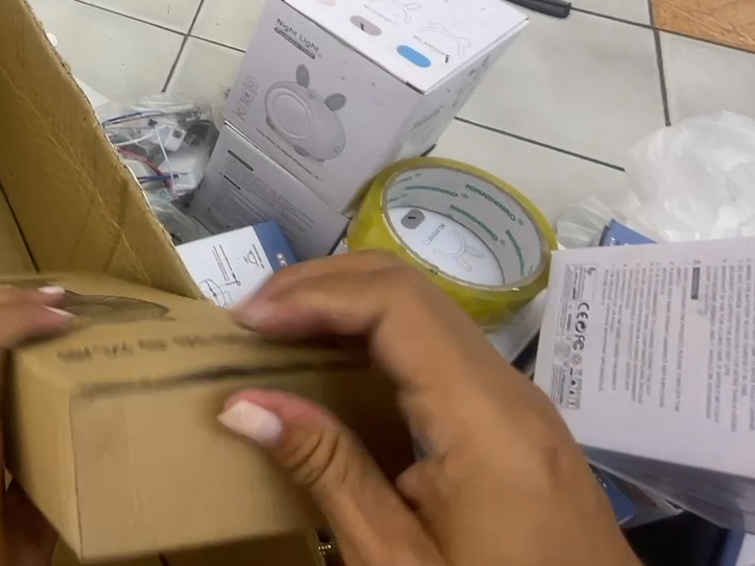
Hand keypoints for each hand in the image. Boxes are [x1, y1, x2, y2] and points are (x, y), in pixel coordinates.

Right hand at [218, 252, 637, 565]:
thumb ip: (326, 470)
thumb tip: (239, 402)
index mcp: (486, 421)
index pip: (393, 302)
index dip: (311, 296)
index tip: (247, 324)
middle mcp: (509, 390)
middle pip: (403, 285)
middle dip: (315, 284)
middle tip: (250, 317)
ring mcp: (515, 400)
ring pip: (417, 304)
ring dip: (338, 301)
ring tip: (275, 330)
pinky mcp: (510, 417)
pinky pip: (428, 340)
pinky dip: (364, 328)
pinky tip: (325, 358)